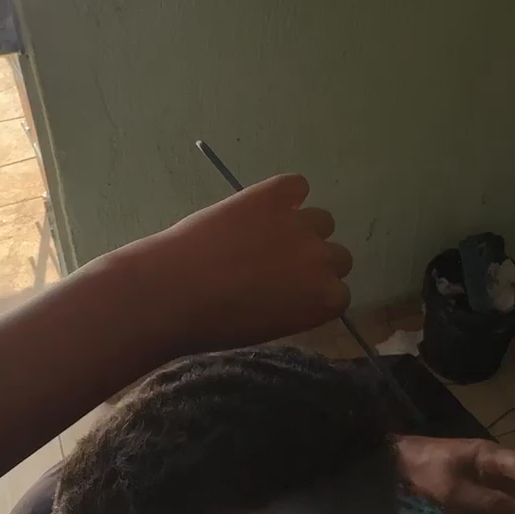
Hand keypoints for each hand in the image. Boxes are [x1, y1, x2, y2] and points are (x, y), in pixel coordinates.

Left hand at [116, 173, 352, 354]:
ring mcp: (300, 224)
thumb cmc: (214, 324)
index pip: (340, 292)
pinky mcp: (274, 195)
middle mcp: (323, 261)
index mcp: (324, 301)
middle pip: (338, 256)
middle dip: (313, 261)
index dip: (316, 290)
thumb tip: (293, 292)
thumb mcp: (266, 328)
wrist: (174, 291)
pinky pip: (297, 185)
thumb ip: (293, 308)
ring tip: (266, 234)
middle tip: (278, 265)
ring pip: (322, 220)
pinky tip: (263, 205)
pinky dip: (286, 194)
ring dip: (302, 227)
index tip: (293, 292)